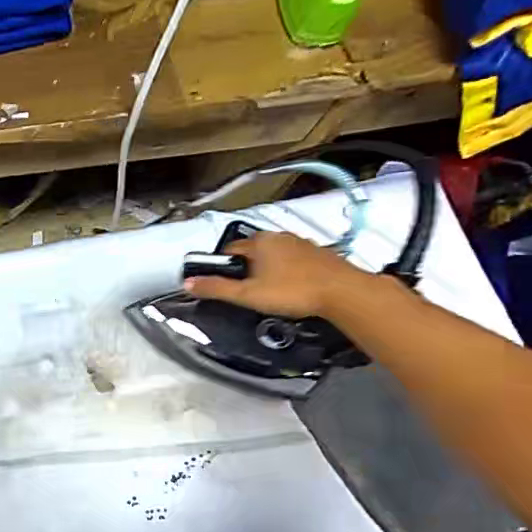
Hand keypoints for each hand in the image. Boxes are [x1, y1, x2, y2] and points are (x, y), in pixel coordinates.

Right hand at [181, 231, 378, 318]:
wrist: (344, 293)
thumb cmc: (292, 291)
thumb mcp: (248, 295)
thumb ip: (216, 288)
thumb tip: (187, 283)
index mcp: (258, 242)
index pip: (229, 250)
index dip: (222, 266)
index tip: (222, 283)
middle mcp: (278, 236)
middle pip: (252, 250)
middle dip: (245, 266)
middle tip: (246, 290)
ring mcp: (301, 243)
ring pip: (274, 253)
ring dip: (267, 267)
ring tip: (268, 289)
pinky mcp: (319, 253)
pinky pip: (294, 258)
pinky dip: (288, 269)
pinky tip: (291, 286)